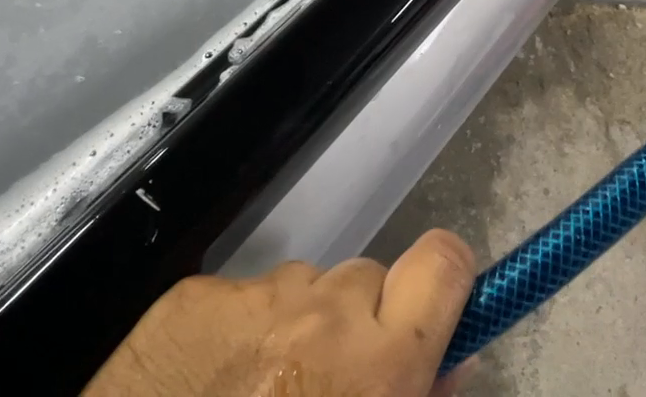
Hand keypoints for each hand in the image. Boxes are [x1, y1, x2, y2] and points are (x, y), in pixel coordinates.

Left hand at [82, 229, 477, 396]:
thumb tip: (452, 364)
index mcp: (375, 359)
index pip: (441, 262)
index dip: (445, 281)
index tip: (434, 310)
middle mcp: (318, 310)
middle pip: (365, 276)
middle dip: (357, 320)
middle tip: (328, 378)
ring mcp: (251, 295)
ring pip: (301, 286)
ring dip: (296, 325)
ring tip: (260, 385)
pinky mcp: (193, 293)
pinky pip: (241, 296)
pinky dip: (239, 329)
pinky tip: (212, 378)